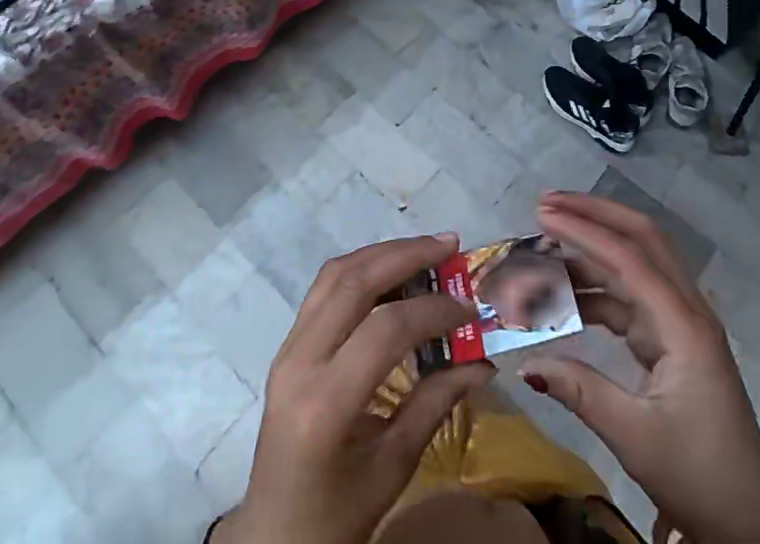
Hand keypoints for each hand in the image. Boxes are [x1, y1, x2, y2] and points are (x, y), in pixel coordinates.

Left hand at [212, 234, 495, 543]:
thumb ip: (437, 402)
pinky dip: (362, 269)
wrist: (275, 532)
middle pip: (352, 283)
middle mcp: (298, 362)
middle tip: (450, 245)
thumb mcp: (395, 464)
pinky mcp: (288, 346)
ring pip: (334, 276)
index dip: (432, 310)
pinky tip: (392, 270)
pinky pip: (324, 290)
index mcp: (325, 402)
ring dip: (382, 253)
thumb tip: (484, 361)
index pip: (384, 330)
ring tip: (426, 248)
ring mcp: (287, 349)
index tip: (469, 309)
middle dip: (406, 256)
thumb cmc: (338, 511)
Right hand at [521, 192, 759, 543]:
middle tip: (546, 205)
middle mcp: (686, 311)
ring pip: (634, 268)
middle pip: (643, 241)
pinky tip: (563, 297)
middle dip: (596, 216)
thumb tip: (526, 364)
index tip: (543, 214)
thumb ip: (579, 391)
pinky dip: (595, 292)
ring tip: (543, 249)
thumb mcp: (635, 437)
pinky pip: (630, 300)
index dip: (585, 231)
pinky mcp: (671, 341)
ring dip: (590, 253)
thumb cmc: (698, 475)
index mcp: (685, 327)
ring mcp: (680, 324)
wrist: (748, 519)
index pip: (630, 259)